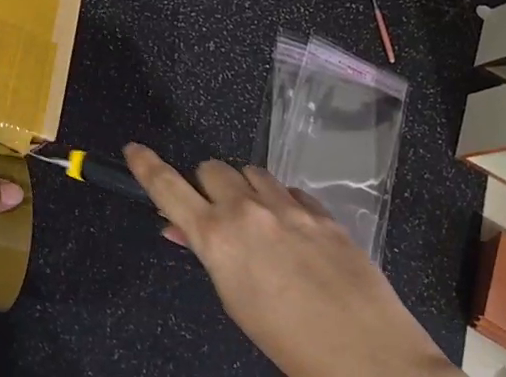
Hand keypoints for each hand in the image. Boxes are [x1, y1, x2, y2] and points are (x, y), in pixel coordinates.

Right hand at [124, 145, 458, 376]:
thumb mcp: (236, 302)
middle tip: (218, 213)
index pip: (167, 187)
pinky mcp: (324, 213)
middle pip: (211, 168)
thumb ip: (209, 255)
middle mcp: (247, 211)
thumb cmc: (290, 344)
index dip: (145, 165)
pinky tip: (295, 230)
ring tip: (259, 219)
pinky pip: (290, 189)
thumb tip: (182, 228)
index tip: (133, 149)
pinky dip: (283, 201)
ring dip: (245, 188)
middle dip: (207, 185)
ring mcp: (289, 208)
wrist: (372, 361)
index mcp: (217, 238)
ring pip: (250, 171)